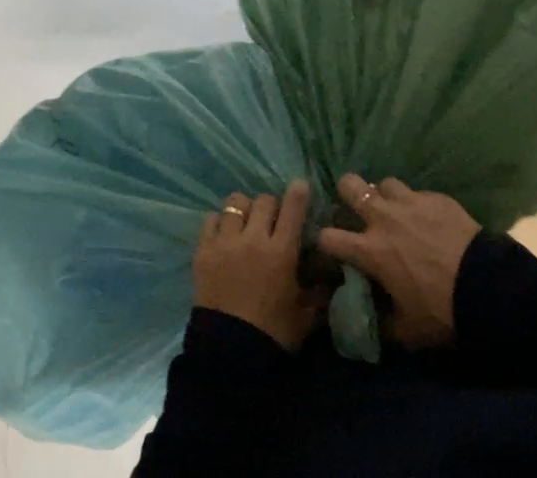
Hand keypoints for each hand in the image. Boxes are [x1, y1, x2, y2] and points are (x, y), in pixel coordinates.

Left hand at [193, 180, 322, 350]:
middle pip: (263, 201)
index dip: (298, 193)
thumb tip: (333, 278)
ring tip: (246, 221)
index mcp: (282, 252)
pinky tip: (225, 233)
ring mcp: (225, 242)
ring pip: (235, 203)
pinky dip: (220, 221)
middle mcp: (253, 239)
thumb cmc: (273, 333)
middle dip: (272, 205)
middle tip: (273, 218)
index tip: (300, 186)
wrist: (229, 351)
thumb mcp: (305, 315)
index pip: (293, 208)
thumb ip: (320, 293)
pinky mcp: (203, 250)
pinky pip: (211, 219)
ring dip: (245, 208)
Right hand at [315, 174, 481, 348]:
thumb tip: (369, 319)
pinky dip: (417, 203)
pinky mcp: (437, 198)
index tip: (331, 248)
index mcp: (369, 250)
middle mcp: (383, 218)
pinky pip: (417, 192)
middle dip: (347, 193)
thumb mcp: (406, 329)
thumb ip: (381, 321)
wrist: (488, 287)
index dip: (324, 241)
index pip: (326, 236)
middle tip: (356, 208)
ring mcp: (411, 202)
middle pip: (349, 185)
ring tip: (395, 210)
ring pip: (384, 182)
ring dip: (385, 196)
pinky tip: (428, 218)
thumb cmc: (441, 310)